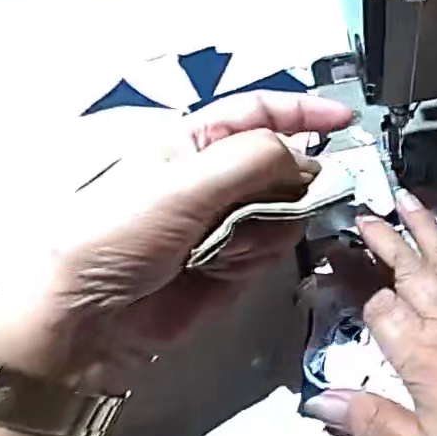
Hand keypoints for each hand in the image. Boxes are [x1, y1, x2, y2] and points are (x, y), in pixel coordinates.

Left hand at [0, 91, 354, 388]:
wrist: (90, 323)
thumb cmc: (116, 241)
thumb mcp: (179, 187)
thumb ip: (251, 161)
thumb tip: (306, 161)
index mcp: (196, 142)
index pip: (262, 113)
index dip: (305, 112)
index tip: (346, 120)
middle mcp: (219, 177)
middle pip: (288, 166)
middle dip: (291, 186)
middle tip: (275, 206)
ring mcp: (232, 220)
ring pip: (289, 211)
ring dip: (266, 230)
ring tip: (221, 247)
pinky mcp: (240, 258)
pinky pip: (277, 247)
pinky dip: (256, 258)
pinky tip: (220, 268)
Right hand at [302, 192, 436, 435]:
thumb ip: (377, 426)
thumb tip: (319, 398)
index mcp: (423, 361)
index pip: (380, 310)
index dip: (357, 287)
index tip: (338, 265)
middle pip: (413, 273)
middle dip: (386, 242)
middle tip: (366, 213)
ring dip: (429, 229)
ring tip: (408, 199)